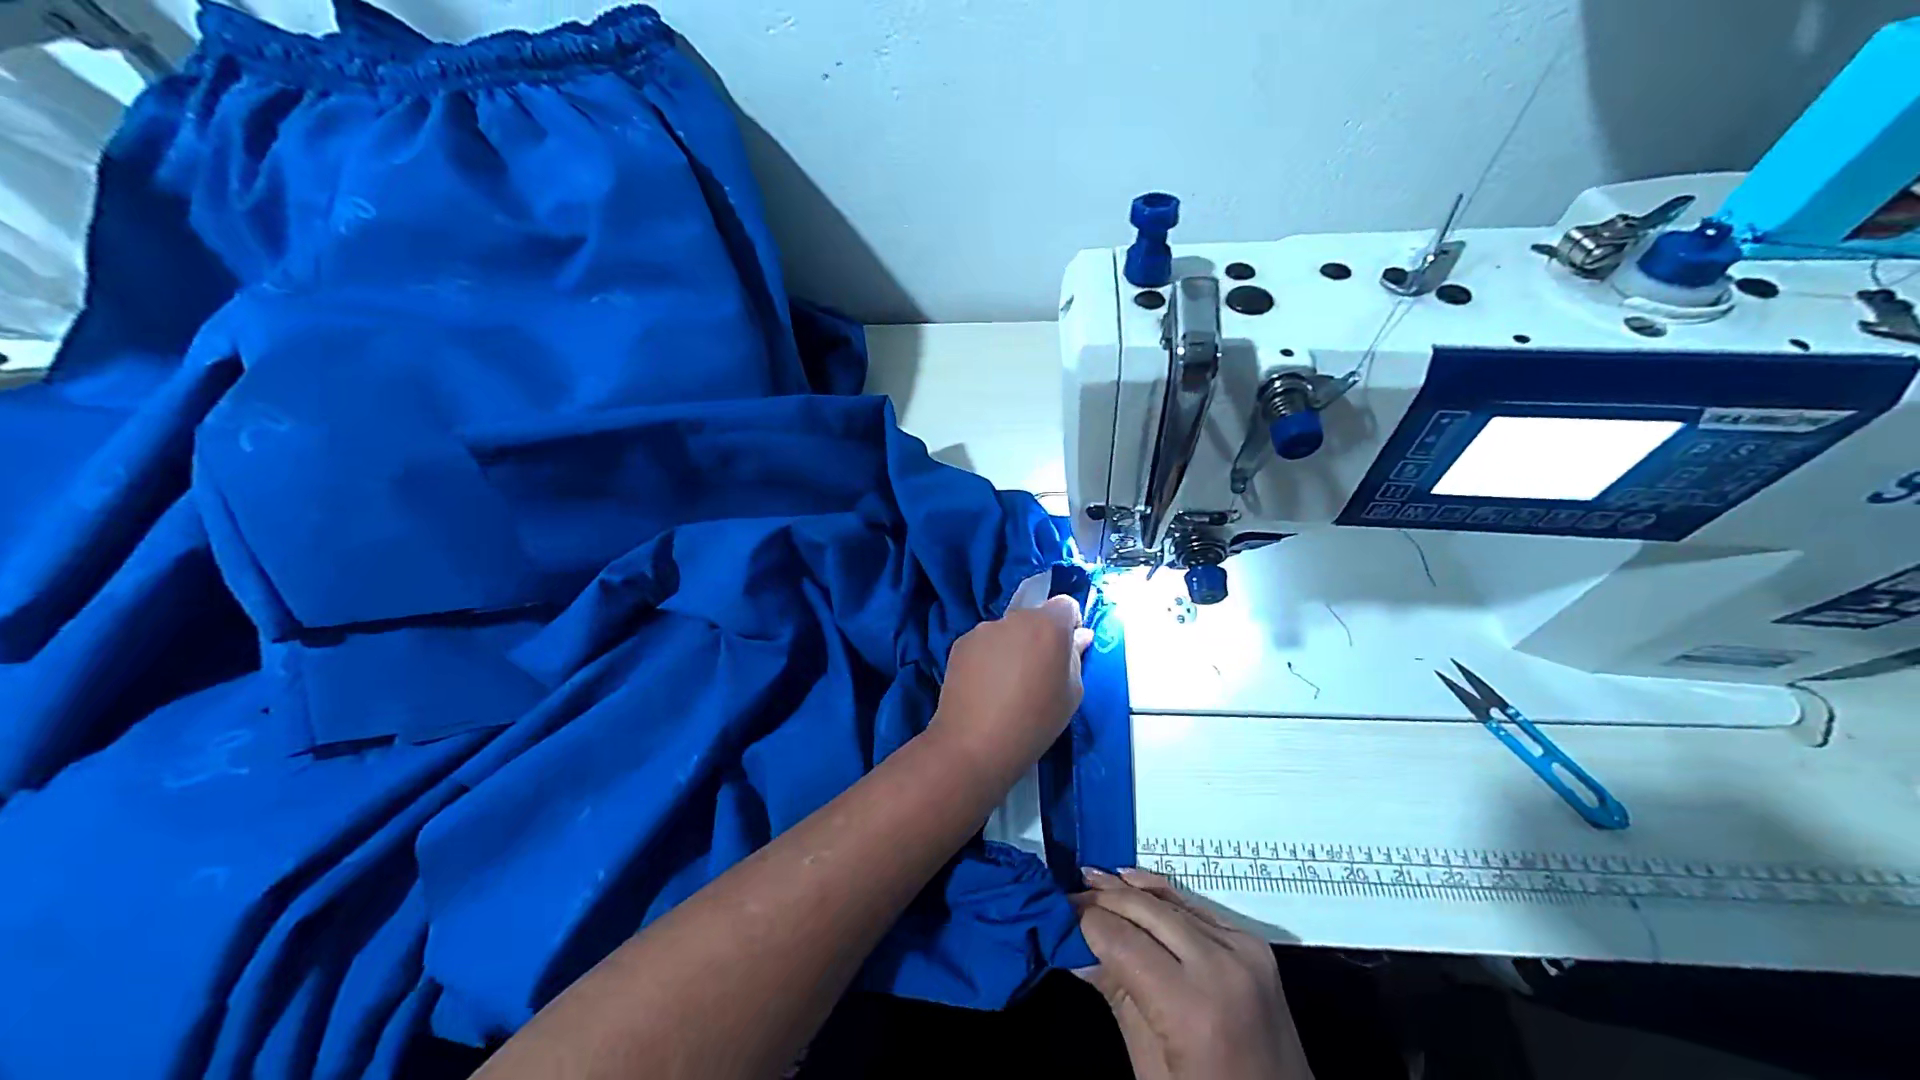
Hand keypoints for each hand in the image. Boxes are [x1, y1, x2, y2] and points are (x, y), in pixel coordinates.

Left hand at [930, 595, 1092, 779]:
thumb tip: (1078, 636)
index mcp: (1048, 626)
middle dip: (1039, 637)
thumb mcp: (1071, 695)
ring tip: (1006, 685)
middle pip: (1034, 618)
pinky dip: (988, 657)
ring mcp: (983, 629)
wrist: (973, 743)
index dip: (1070, 624)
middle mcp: (1014, 618)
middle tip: (1036, 674)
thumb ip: (1076, 658)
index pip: (1065, 605)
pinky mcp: (960, 643)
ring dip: (1012, 647)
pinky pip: (984, 644)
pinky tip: (984, 687)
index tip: (1066, 652)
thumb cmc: (1034, 722)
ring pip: (1007, 631)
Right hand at [1075, 868, 1312, 1079]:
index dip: (1086, 922)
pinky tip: (1135, 882)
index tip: (1059, 912)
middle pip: (1145, 911)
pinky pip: (1198, 909)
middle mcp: (1220, 966)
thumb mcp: (1150, 1066)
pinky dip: (1164, 895)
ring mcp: (1244, 950)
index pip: (1121, 940)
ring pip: (1171, 902)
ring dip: (1129, 889)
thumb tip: (1075, 949)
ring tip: (1093, 877)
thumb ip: (1116, 995)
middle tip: (1069, 894)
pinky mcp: (1254, 945)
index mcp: (1191, 1007)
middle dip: (1103, 899)